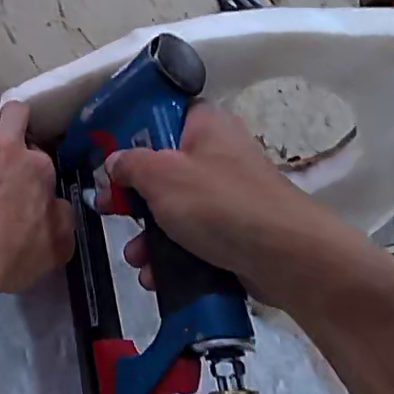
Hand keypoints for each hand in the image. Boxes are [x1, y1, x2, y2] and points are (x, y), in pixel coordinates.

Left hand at [0, 102, 73, 300]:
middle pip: (14, 111)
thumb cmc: (7, 256)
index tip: (22, 173)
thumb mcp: (55, 248)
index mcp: (38, 168)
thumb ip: (62, 219)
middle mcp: (8, 146)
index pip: (39, 150)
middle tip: (0, 138)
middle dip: (9, 119)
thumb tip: (57, 205)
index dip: (31, 159)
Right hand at [96, 103, 374, 312]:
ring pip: (175, 211)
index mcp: (207, 125)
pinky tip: (156, 277)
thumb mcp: (162, 175)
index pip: (166, 116)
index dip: (135, 135)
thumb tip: (114, 163)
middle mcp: (219, 155)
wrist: (283, 256)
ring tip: (137, 259)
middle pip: (164, 170)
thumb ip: (130, 164)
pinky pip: (193, 240)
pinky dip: (173, 257)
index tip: (111, 159)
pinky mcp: (234, 233)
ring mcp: (228, 197)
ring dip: (149, 238)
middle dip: (135, 200)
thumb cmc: (217, 203)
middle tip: (110, 212)